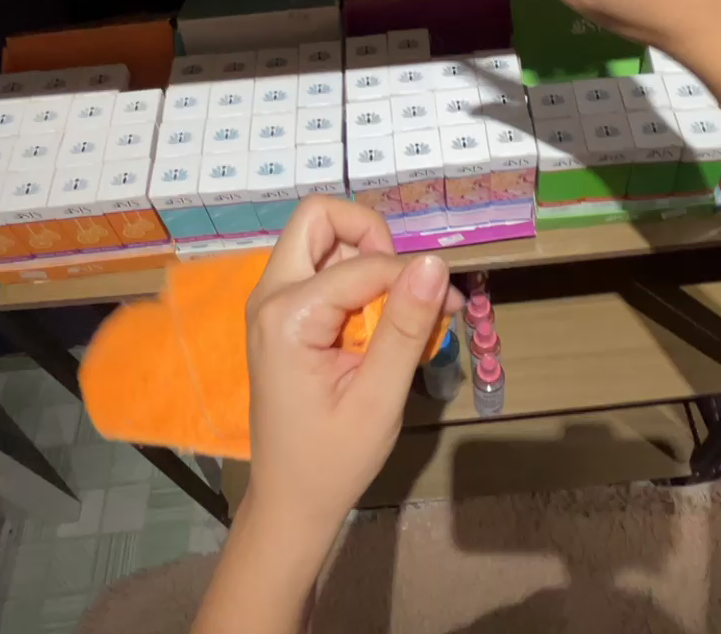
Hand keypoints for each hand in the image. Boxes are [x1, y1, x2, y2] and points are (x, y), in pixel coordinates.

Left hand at [243, 197, 456, 525]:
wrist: (290, 501)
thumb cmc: (332, 458)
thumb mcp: (379, 397)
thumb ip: (405, 326)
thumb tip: (435, 261)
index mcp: (288, 314)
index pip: (364, 263)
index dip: (411, 277)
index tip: (449, 306)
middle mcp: (271, 294)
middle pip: (320, 217)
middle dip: (370, 236)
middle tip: (401, 282)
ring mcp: (272, 301)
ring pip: (322, 238)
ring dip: (366, 258)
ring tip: (398, 309)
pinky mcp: (282, 312)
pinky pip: (321, 268)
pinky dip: (357, 279)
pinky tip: (379, 322)